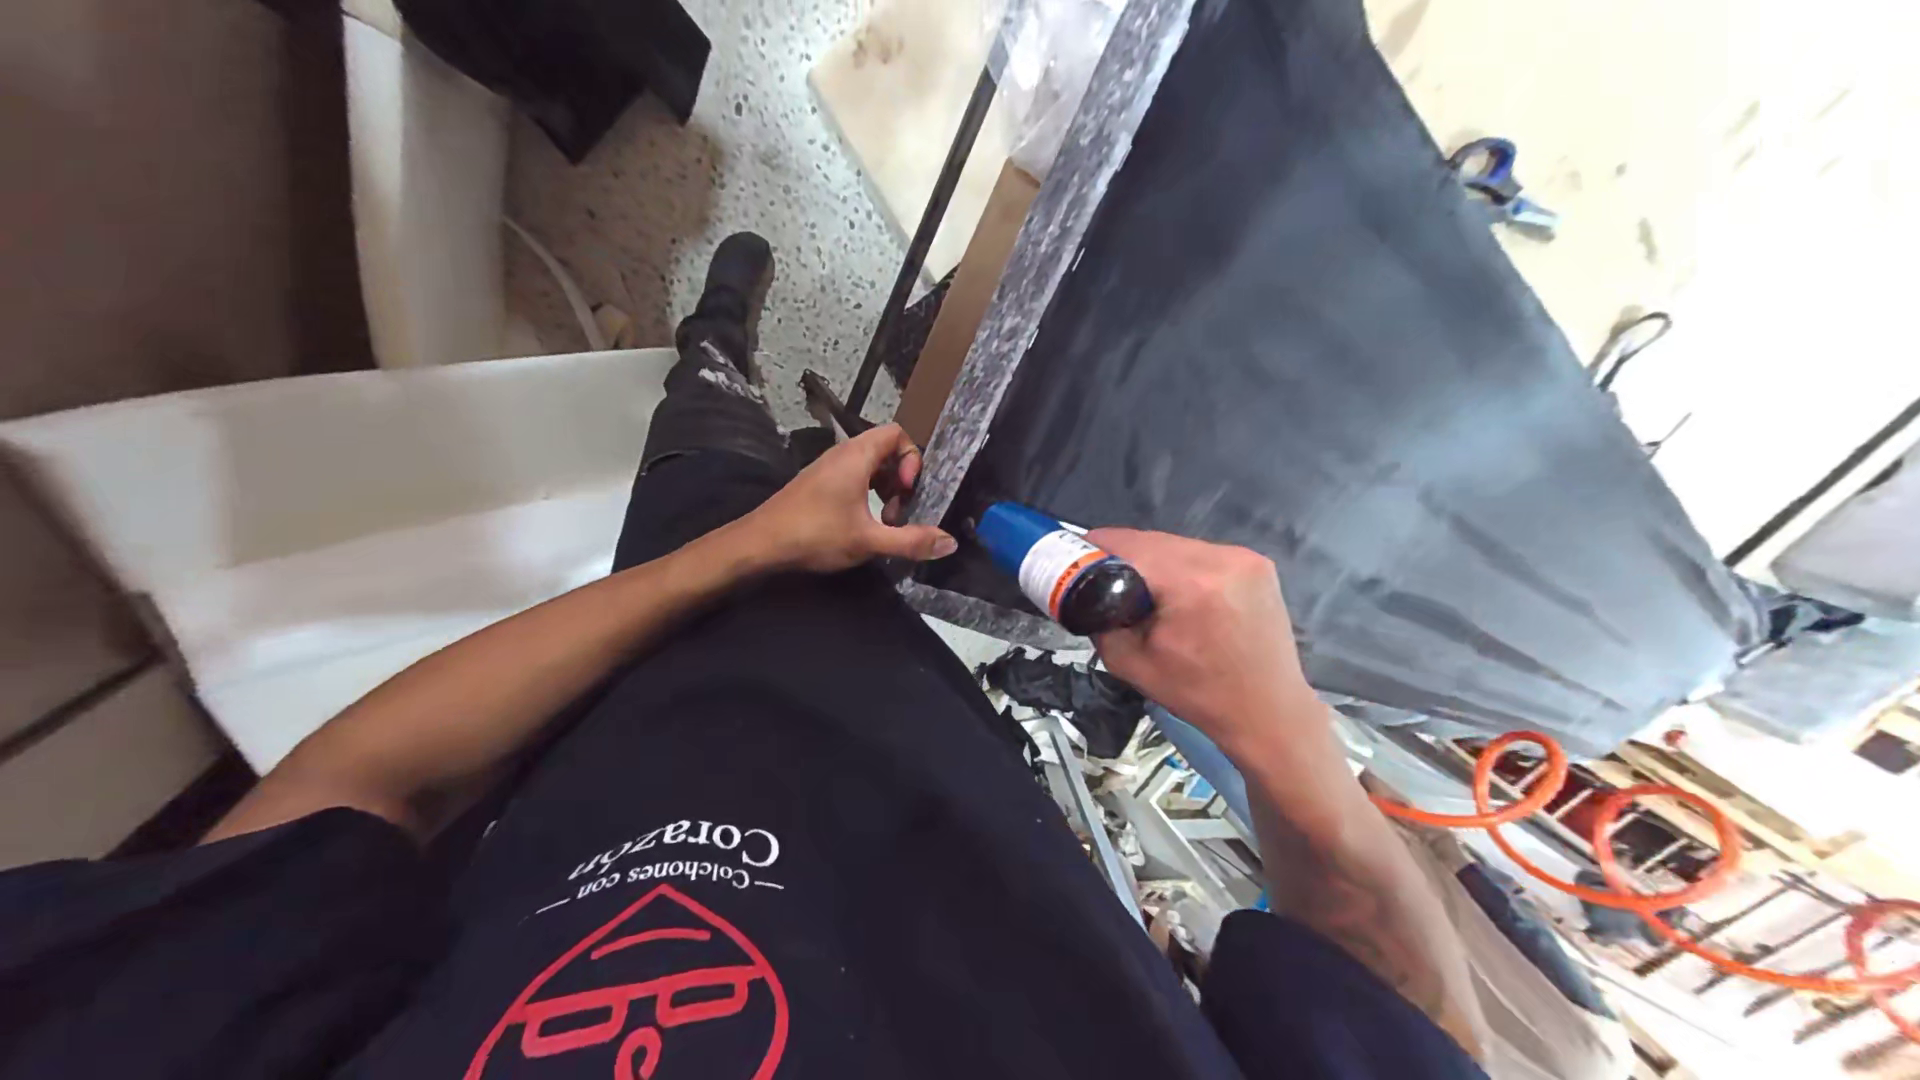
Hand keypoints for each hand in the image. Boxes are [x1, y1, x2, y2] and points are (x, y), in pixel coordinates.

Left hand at [739, 423, 957, 572]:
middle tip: (899, 510)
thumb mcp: (869, 541)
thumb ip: (911, 541)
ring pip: (869, 465)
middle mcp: (842, 455)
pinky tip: (863, 524)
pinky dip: (867, 494)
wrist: (759, 544)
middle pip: (886, 449)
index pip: (897, 433)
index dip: (912, 458)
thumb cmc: (815, 535)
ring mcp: (827, 469)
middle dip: (901, 478)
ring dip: (884, 489)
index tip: (907, 491)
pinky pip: (853, 477)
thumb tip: (950, 543)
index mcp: (856, 456)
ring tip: (884, 521)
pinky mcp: (817, 485)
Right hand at [1087, 528, 1320, 755]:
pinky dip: (1181, 567)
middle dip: (1123, 556)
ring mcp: (1245, 558)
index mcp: (1191, 582)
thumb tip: (1084, 595)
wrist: (1269, 713)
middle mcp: (1222, 559)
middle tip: (1101, 578)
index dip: (1096, 549)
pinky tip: (1176, 591)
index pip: (1128, 544)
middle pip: (1153, 540)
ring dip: (1153, 560)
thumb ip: (1100, 621)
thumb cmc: (1199, 695)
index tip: (1076, 561)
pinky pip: (1202, 554)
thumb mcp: (1130, 663)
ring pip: (1177, 545)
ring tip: (1139, 587)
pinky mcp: (1258, 564)